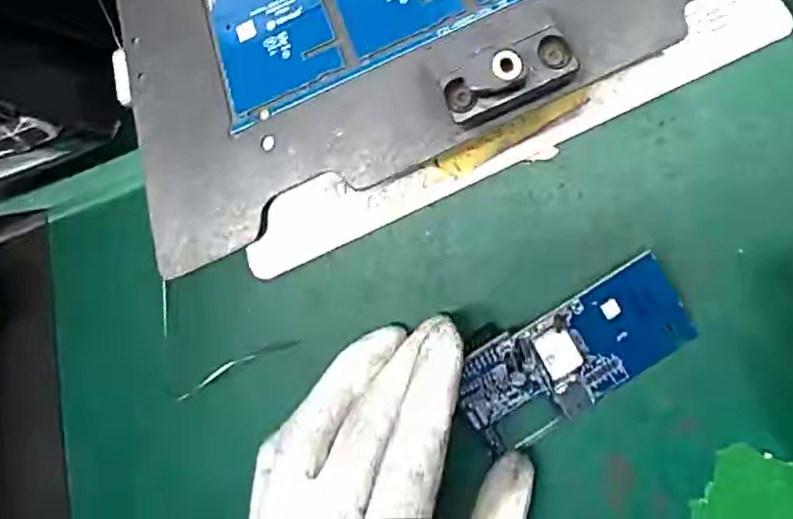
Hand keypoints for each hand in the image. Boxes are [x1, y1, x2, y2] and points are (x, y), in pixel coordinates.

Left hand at [251, 316, 534, 518]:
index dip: (430, 391)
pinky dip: (310, 411)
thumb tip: (518, 463)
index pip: (407, 459)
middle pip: (360, 438)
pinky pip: (274, 458)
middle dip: (400, 372)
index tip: (449, 341)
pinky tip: (338, 389)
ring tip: (387, 340)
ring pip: (304, 436)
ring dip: (348, 376)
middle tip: (432, 329)